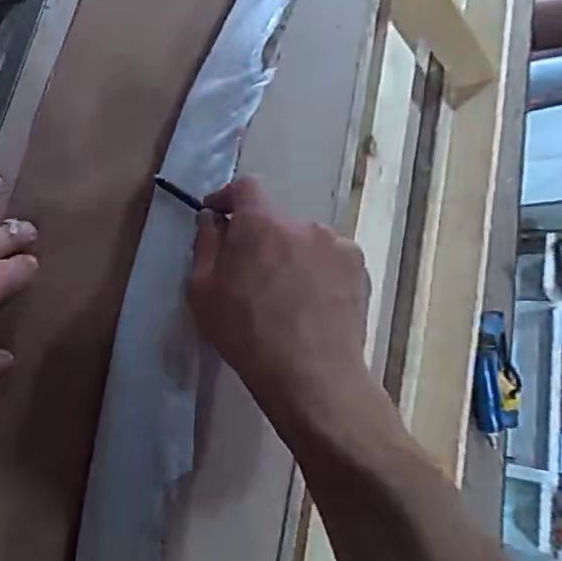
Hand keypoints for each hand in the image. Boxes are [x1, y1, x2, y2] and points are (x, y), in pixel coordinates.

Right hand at [187, 176, 380, 428]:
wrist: (310, 373)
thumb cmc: (244, 332)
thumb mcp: (203, 291)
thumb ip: (205, 245)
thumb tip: (212, 218)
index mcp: (259, 224)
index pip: (245, 187)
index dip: (228, 197)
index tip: (217, 217)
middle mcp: (301, 224)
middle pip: (273, 220)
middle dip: (257, 238)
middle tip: (247, 275)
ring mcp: (336, 244)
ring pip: (302, 240)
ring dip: (288, 255)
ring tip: (283, 295)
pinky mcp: (359, 267)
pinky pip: (327, 258)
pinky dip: (314, 270)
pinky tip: (308, 302)